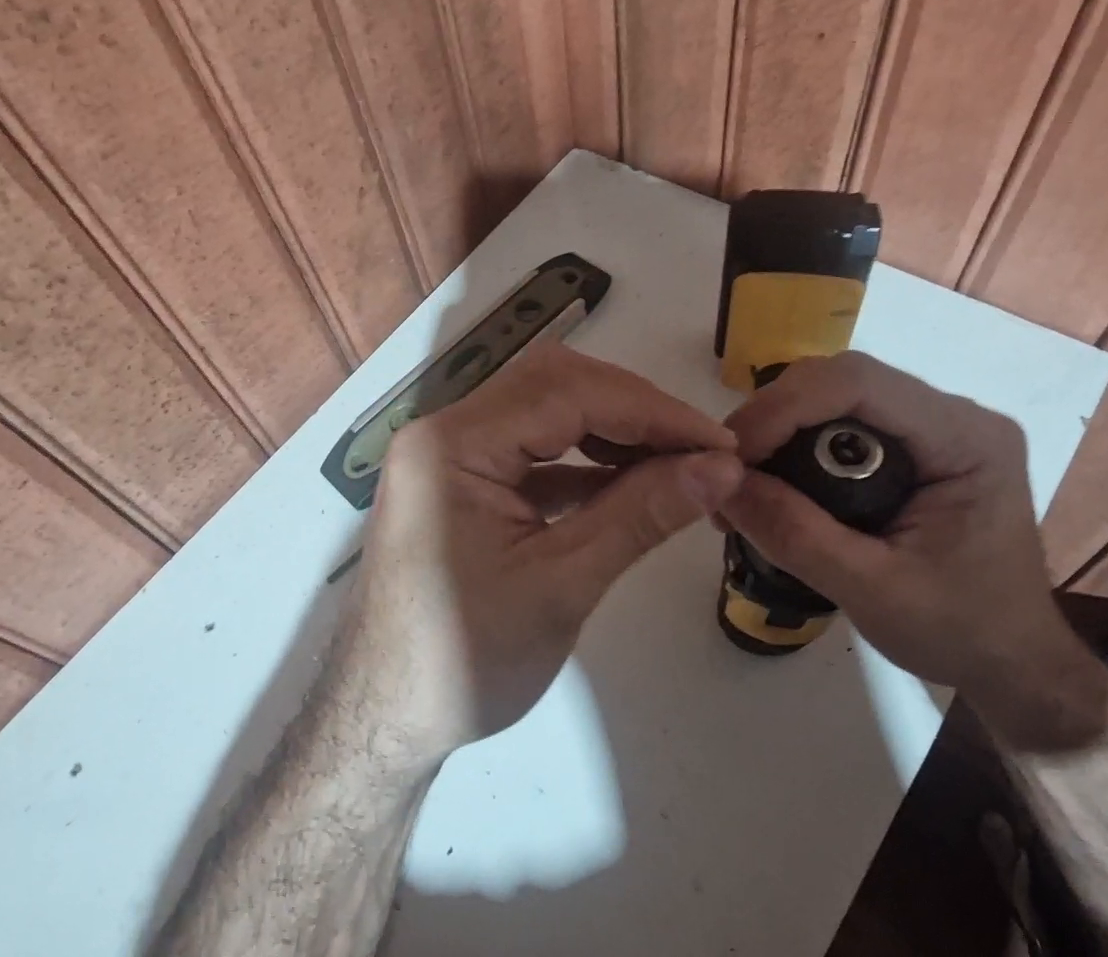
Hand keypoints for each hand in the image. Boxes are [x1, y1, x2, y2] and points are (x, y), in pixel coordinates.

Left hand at [345, 344, 743, 767]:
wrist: (384, 721)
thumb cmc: (466, 661)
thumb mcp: (562, 585)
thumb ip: (641, 515)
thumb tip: (724, 467)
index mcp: (452, 445)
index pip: (567, 392)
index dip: (652, 412)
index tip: (721, 445)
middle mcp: (443, 433)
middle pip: (553, 387)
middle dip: (633, 412)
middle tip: (702, 451)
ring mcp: (449, 459)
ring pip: (544, 415)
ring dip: (612, 434)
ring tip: (677, 466)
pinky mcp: (460, 488)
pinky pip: (530, 455)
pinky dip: (583, 465)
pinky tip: (631, 487)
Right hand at [719, 353, 1099, 729]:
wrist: (1010, 662)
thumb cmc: (957, 630)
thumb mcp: (870, 590)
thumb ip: (795, 534)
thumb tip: (719, 484)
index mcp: (965, 439)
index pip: (859, 382)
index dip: (783, 406)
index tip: (732, 457)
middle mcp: (954, 417)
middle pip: (842, 382)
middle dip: (773, 419)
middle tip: (727, 476)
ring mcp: (935, 431)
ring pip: (835, 400)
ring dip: (779, 434)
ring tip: (742, 488)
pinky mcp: (917, 451)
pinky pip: (843, 428)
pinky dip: (797, 451)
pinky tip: (775, 490)